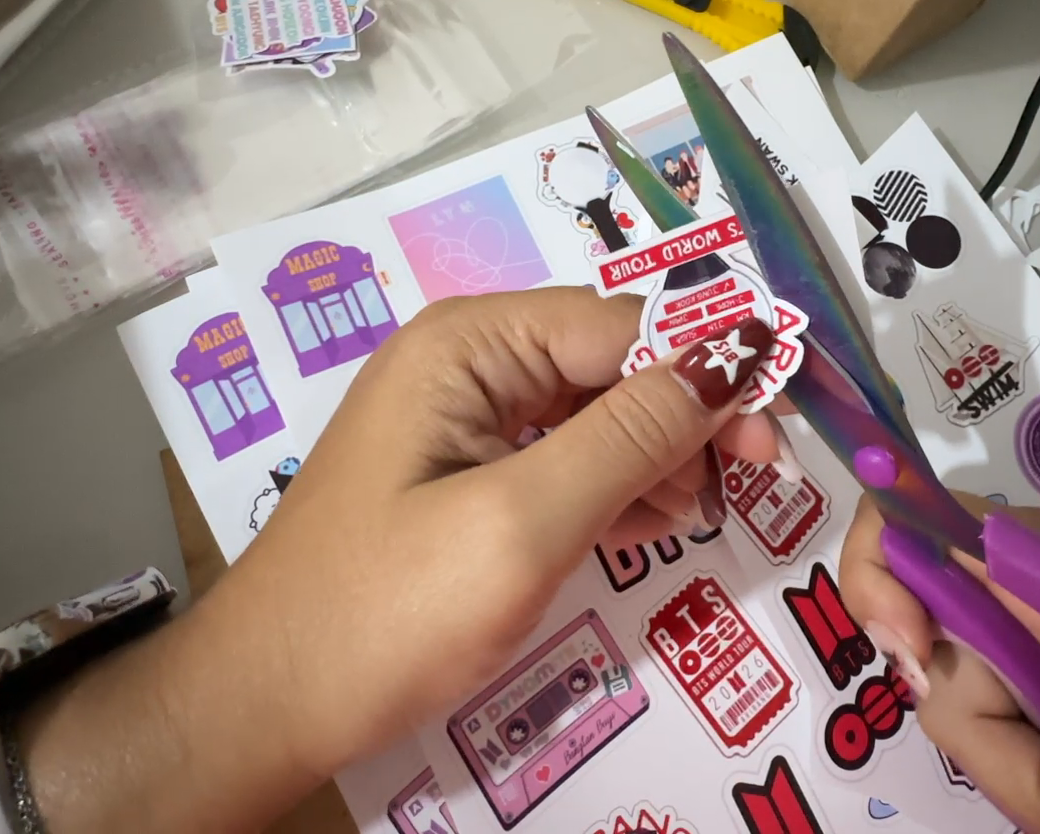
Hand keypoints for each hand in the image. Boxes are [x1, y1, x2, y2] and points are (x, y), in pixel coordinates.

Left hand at [213, 287, 781, 779]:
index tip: (774, 428)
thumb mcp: (523, 521)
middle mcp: (474, 359)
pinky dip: (618, 482)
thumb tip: (737, 351)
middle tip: (754, 473)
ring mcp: (473, 414)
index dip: (706, 367)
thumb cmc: (384, 613)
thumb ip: (634, 434)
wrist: (264, 711)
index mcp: (473, 341)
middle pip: (613, 363)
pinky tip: (652, 520)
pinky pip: (570, 454)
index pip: (621, 327)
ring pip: (600, 410)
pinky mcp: (477, 467)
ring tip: (692, 510)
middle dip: (684, 414)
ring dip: (658, 451)